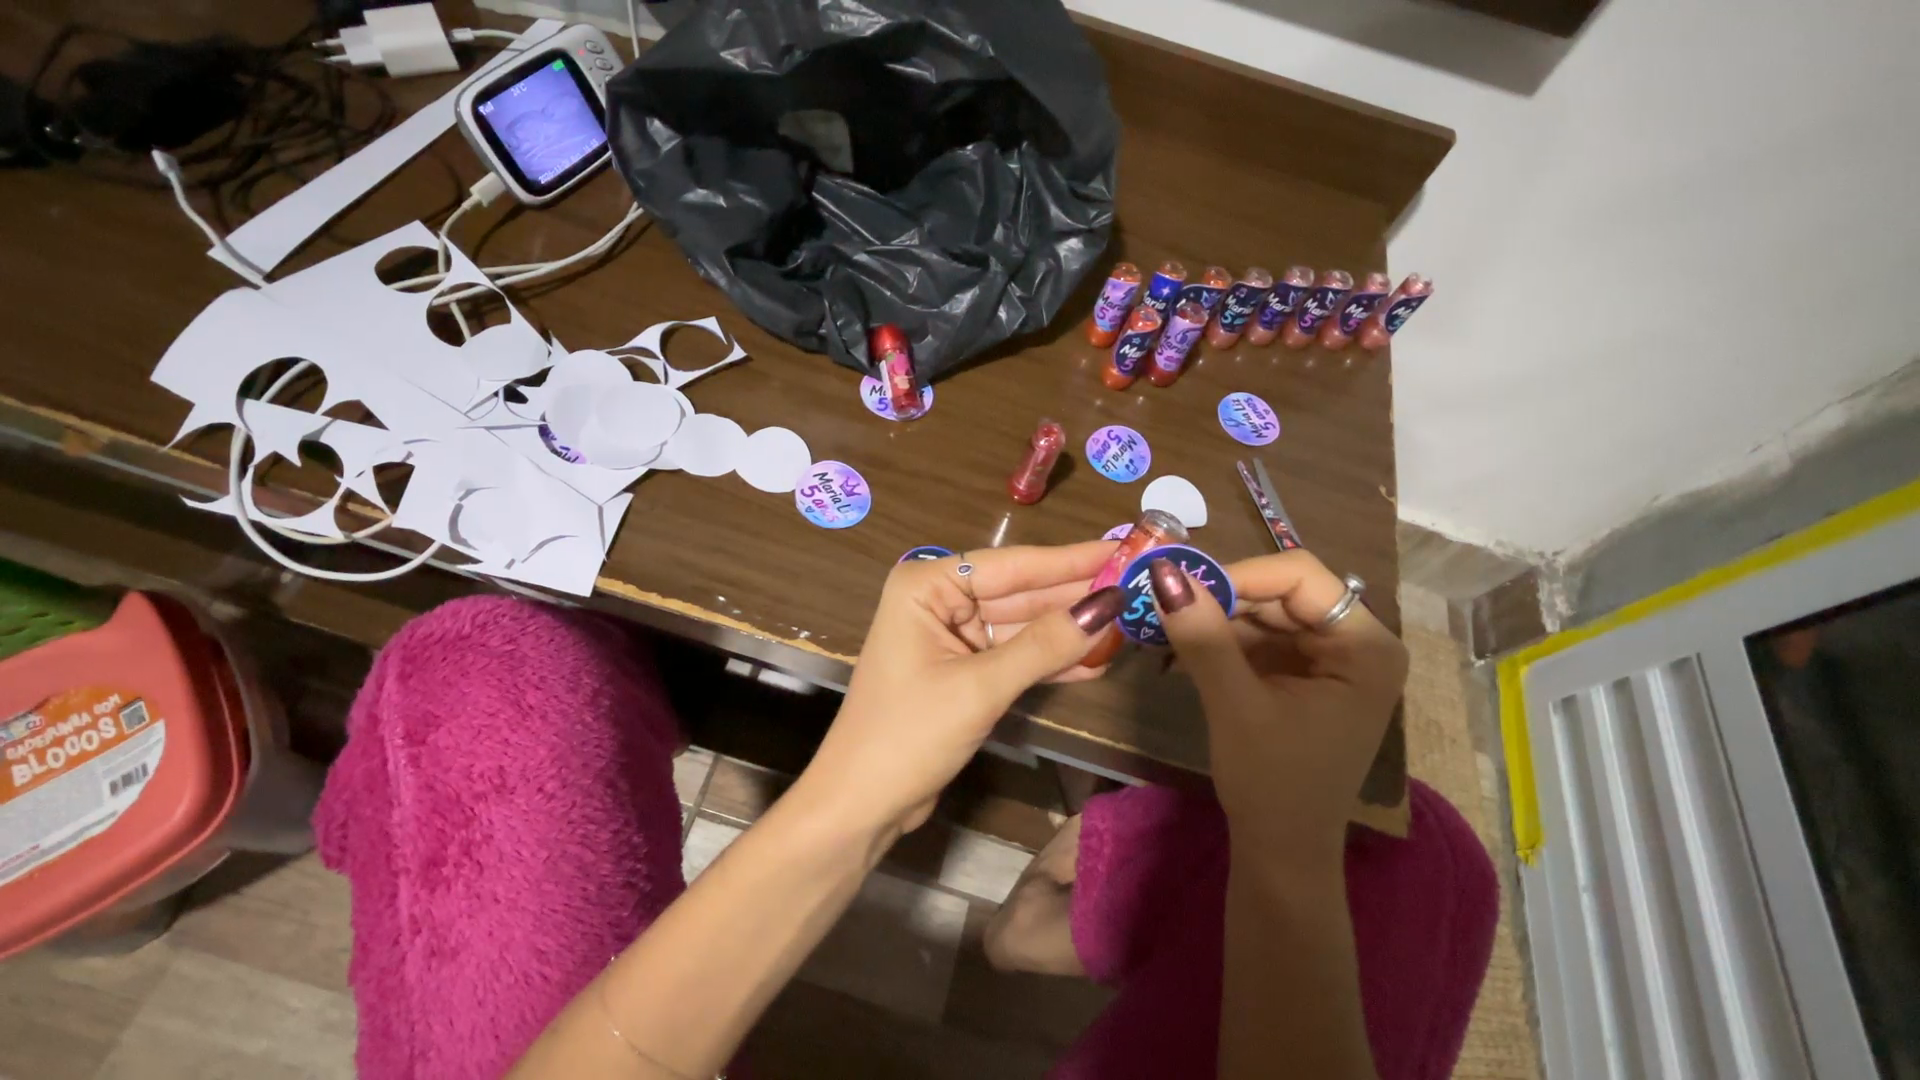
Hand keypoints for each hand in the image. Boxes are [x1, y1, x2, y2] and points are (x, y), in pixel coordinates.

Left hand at [803, 542, 1127, 835]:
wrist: (863, 804)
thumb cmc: (909, 736)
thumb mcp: (980, 688)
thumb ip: (1044, 645)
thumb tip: (1108, 607)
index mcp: (927, 586)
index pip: (1012, 565)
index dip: (1072, 560)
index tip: (1124, 548)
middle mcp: (938, 601)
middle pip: (1020, 591)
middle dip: (1077, 594)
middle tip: (1139, 583)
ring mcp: (951, 636)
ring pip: (1023, 625)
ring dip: (1070, 629)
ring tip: (1131, 619)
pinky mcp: (964, 670)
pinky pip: (1016, 655)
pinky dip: (1051, 660)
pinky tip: (1097, 659)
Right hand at [1148, 550, 1407, 869]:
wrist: (1281, 850)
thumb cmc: (1272, 783)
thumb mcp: (1234, 705)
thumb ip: (1202, 636)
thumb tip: (1163, 572)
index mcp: (1366, 647)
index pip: (1302, 577)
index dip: (1241, 574)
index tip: (1183, 587)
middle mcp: (1359, 643)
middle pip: (1283, 592)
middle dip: (1224, 599)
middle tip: (1165, 605)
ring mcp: (1333, 659)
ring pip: (1268, 612)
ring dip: (1218, 618)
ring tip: (1167, 625)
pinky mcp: (1306, 675)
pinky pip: (1263, 638)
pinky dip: (1224, 640)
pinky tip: (1185, 646)